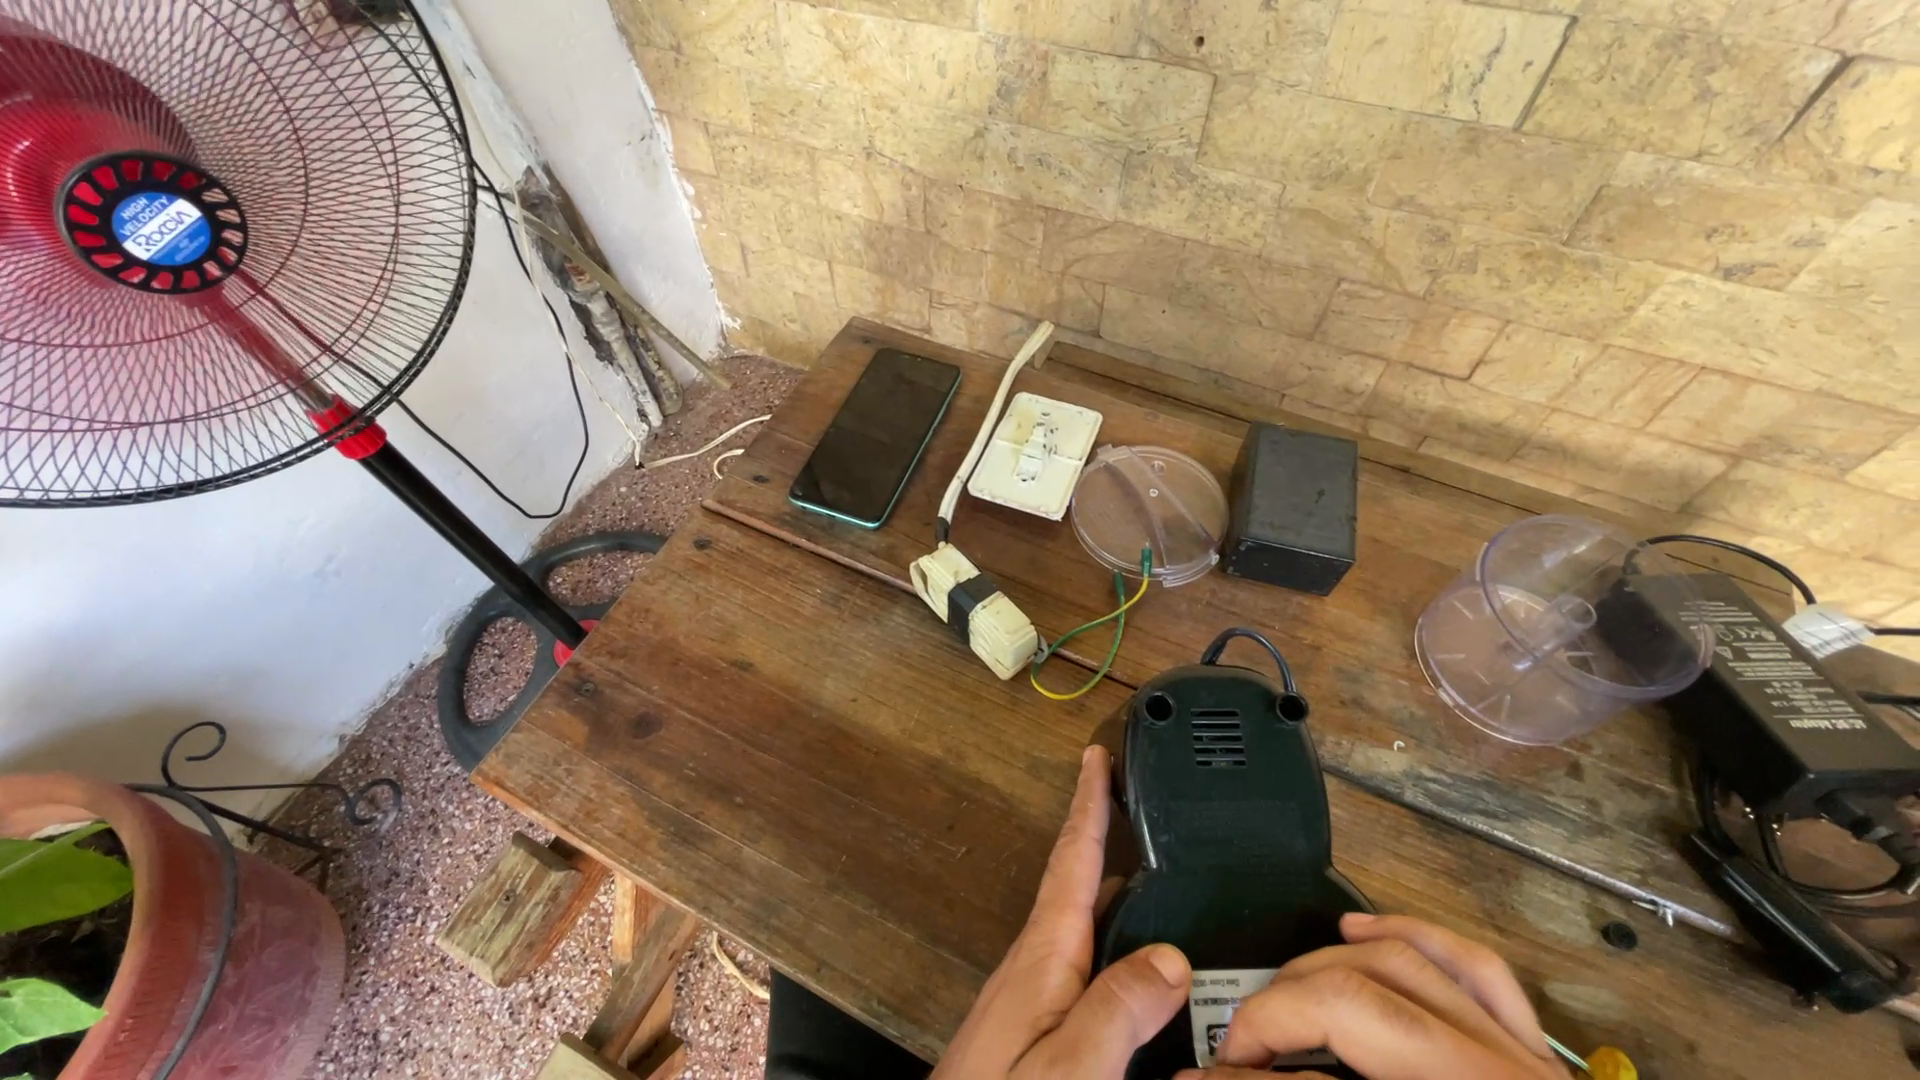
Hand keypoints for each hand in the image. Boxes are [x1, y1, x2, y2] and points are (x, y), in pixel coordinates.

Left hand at [934, 745, 1191, 1078]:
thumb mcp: (1070, 1066)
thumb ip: (1117, 1009)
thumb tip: (1172, 955)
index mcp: (1044, 953)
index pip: (1071, 859)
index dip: (1088, 804)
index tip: (1097, 757)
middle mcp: (1037, 960)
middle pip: (1076, 879)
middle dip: (1102, 832)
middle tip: (1134, 801)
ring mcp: (1034, 989)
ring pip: (1083, 919)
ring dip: (1109, 883)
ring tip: (1147, 863)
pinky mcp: (1037, 1019)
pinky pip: (1085, 956)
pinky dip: (1109, 933)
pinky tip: (1132, 955)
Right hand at [1177, 914, 1567, 1079]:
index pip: (1338, 1052)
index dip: (1259, 1053)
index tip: (1213, 1074)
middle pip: (1361, 999)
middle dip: (1279, 1009)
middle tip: (1240, 1048)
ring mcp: (1527, 1064)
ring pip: (1406, 963)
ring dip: (1325, 963)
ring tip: (1278, 992)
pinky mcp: (1537, 1058)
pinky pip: (1472, 968)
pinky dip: (1409, 935)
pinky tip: (1358, 930)